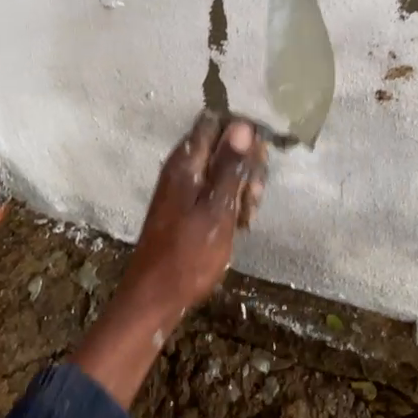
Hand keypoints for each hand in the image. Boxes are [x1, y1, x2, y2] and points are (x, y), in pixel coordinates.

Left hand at [69, 113, 268, 407]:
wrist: (155, 297)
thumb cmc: (188, 254)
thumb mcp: (217, 210)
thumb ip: (230, 167)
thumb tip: (243, 124)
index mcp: (186, 161)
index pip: (215, 121)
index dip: (242, 130)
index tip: (262, 152)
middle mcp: (183, 167)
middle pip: (223, 144)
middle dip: (246, 163)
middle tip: (254, 195)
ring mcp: (185, 187)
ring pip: (223, 169)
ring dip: (242, 186)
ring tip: (247, 215)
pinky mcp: (188, 206)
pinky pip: (216, 190)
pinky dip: (231, 201)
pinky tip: (240, 223)